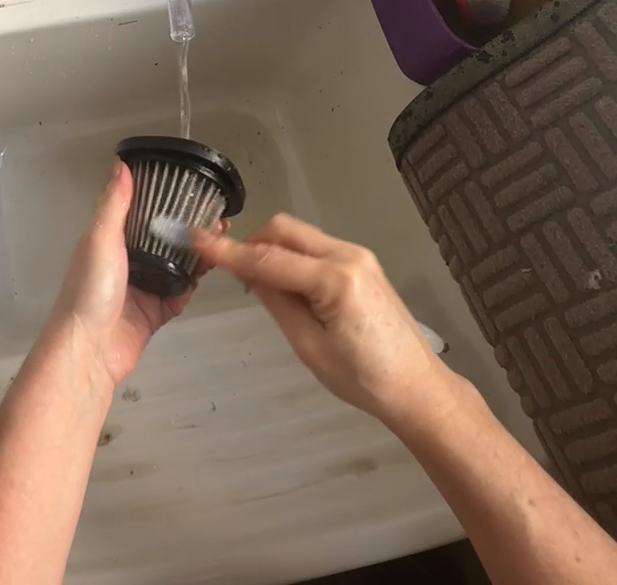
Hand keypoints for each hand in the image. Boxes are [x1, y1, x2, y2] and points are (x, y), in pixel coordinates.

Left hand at [42, 160, 197, 387]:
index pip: (139, 212)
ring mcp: (143, 287)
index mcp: (109, 240)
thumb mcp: (100, 239)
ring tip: (222, 238)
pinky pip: (181, 293)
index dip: (163, 199)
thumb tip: (121, 164)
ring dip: (196, 252)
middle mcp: (127, 261)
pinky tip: (211, 267)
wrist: (91, 350)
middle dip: (187, 227)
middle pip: (163, 238)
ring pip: (176, 264)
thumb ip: (114, 204)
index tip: (189, 188)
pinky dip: (194, 282)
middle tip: (217, 216)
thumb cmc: (90, 289)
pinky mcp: (156, 311)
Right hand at [192, 214, 461, 436]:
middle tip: (232, 272)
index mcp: (335, 280)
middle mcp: (348, 255)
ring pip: (298, 234)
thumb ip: (277, 302)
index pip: (269, 259)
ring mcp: (358, 254)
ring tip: (261, 286)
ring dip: (271, 249)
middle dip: (251, 242)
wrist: (419, 388)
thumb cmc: (364, 380)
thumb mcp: (309, 348)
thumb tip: (248, 273)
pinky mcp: (361, 261)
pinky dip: (290, 256)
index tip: (196, 239)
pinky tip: (287, 285)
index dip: (230, 251)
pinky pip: (313, 246)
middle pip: (284, 229)